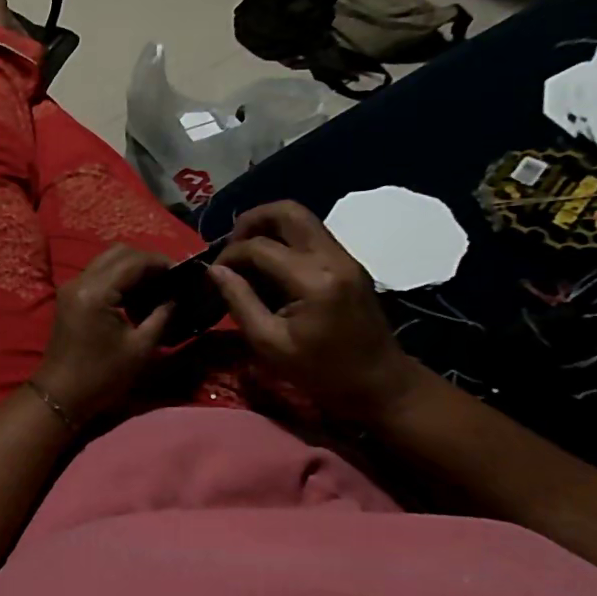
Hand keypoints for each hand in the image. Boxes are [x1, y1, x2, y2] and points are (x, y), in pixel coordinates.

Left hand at [31, 245, 173, 423]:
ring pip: (107, 260)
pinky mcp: (69, 296)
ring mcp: (71, 287)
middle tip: (170, 279)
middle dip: (147, 261)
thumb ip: (162, 315)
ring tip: (156, 287)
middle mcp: (80, 281)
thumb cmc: (102, 375)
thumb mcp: (140, 347)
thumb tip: (176, 296)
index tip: (184, 272)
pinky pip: (97, 274)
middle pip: (118, 253)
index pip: (134, 261)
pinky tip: (136, 296)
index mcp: (96, 292)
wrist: (61, 394)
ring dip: (132, 268)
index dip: (161, 262)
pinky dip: (118, 277)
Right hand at [206, 201, 426, 420]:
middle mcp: (332, 257)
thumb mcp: (270, 345)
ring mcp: (345, 257)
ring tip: (246, 255)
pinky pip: (310, 235)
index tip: (214, 275)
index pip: (259, 247)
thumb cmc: (323, 372)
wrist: (383, 384)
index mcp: (313, 279)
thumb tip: (215, 271)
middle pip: (287, 211)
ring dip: (268, 228)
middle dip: (251, 221)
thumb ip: (239, 302)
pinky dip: (284, 240)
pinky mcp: (348, 263)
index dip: (229, 255)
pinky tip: (269, 267)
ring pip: (301, 218)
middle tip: (231, 246)